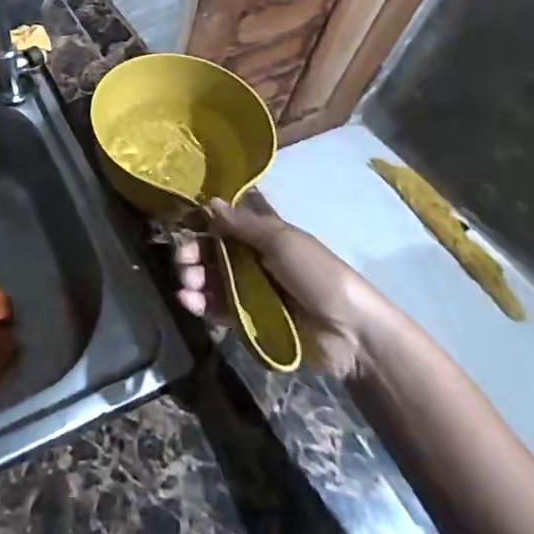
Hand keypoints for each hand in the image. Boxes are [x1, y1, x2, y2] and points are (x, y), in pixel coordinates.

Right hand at [172, 191, 388, 377]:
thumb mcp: (282, 240)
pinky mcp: (246, 321)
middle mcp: (252, 262)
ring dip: (193, 280)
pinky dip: (199, 304)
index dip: (202, 228)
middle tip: (184, 262)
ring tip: (187, 284)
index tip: (185, 229)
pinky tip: (187, 301)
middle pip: (211, 255)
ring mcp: (248, 293)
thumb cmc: (317, 274)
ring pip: (210, 282)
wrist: (349, 332)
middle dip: (192, 255)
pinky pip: (216, 310)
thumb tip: (209, 201)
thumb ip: (243, 224)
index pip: (223, 228)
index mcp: (262, 238)